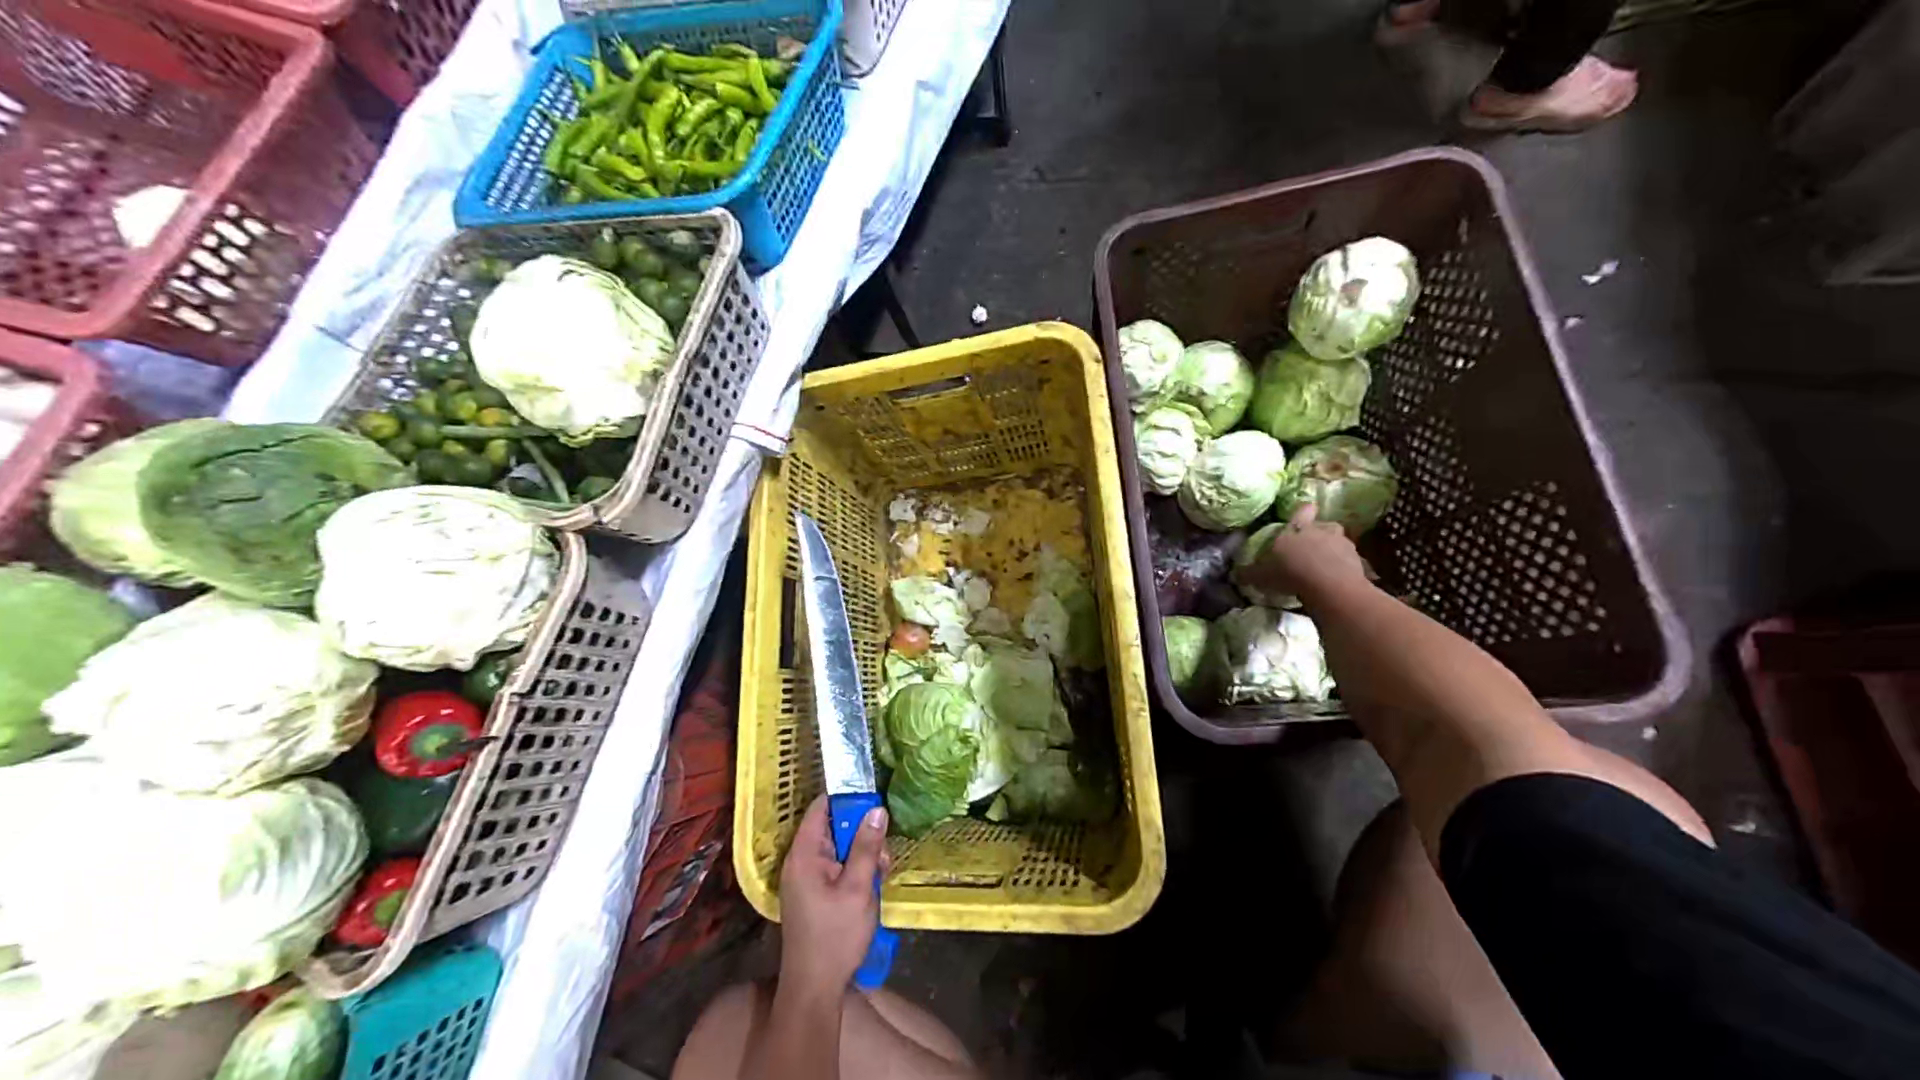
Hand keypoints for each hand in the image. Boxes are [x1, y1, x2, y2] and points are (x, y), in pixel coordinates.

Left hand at [778, 795, 890, 994]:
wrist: (815, 988)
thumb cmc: (835, 936)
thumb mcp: (858, 888)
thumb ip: (867, 847)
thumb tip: (877, 809)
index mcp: (804, 854)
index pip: (821, 807)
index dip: (847, 798)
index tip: (874, 799)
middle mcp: (800, 861)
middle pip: (833, 828)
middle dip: (861, 834)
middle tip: (882, 853)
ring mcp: (805, 878)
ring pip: (838, 849)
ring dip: (862, 855)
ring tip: (880, 873)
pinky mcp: (813, 893)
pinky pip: (836, 867)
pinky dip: (855, 871)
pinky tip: (871, 885)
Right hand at [1241, 504, 1368, 603]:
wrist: (1328, 585)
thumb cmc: (1290, 572)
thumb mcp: (1262, 575)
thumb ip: (1250, 573)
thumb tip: (1234, 574)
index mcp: (1298, 528)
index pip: (1303, 510)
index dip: (1304, 512)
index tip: (1304, 514)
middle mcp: (1322, 531)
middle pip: (1326, 525)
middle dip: (1322, 534)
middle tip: (1314, 547)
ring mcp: (1343, 545)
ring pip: (1340, 542)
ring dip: (1335, 551)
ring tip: (1326, 567)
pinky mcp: (1358, 562)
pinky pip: (1351, 562)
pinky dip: (1344, 569)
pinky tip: (1336, 581)